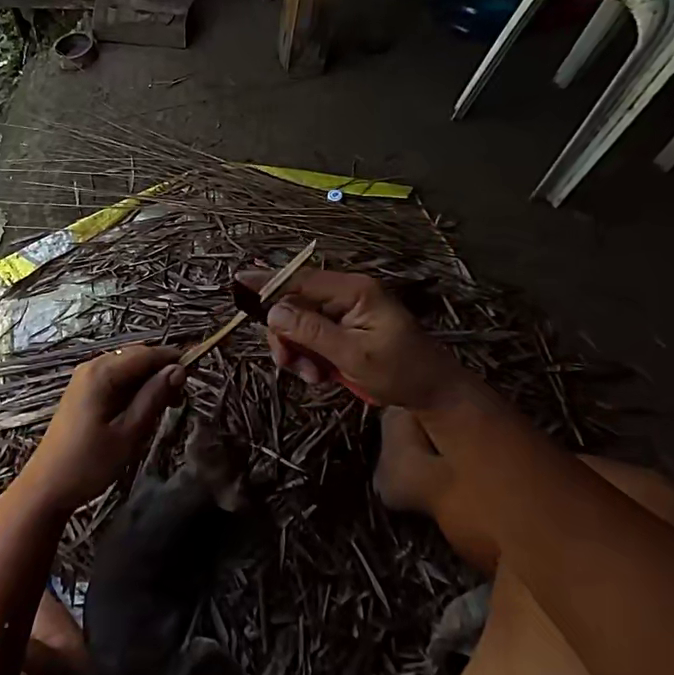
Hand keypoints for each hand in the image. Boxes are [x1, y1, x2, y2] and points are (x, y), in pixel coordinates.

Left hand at [16, 344, 185, 511]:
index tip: (197, 372)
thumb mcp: (129, 433)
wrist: (46, 488)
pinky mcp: (83, 393)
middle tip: (182, 396)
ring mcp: (85, 379)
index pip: (146, 354)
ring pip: (127, 368)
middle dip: (161, 370)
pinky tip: (144, 409)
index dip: (172, 359)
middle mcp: (92, 367)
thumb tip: (178, 370)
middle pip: (136, 356)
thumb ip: (153, 398)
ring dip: (149, 381)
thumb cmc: (89, 463)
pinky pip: (116, 380)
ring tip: (167, 405)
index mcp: (102, 373)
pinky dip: (134, 389)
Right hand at [238, 269, 470, 408]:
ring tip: (314, 377)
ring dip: (299, 352)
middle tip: (289, 365)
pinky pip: (312, 338)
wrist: (434, 395)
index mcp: (354, 291)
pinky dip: (310, 357)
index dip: (269, 281)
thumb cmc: (402, 373)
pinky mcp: (344, 331)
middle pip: (295, 305)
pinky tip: (322, 375)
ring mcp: (345, 314)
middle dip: (288, 336)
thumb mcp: (354, 355)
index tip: (239, 281)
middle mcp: (347, 296)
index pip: (302, 279)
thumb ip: (312, 332)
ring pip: (300, 324)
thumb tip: (274, 312)